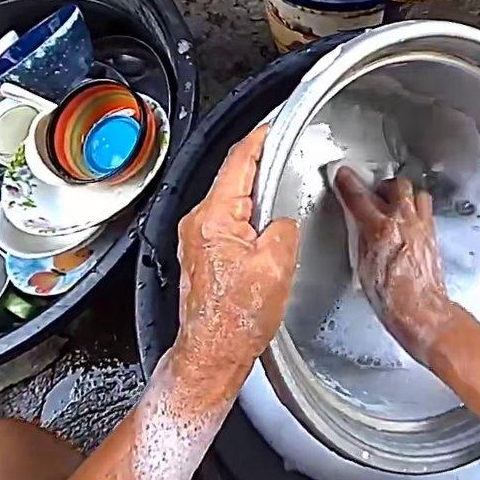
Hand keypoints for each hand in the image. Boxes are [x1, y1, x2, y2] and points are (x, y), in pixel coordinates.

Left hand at [175, 126, 300, 388]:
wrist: (213, 352)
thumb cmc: (237, 319)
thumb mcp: (276, 264)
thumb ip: (282, 227)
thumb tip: (281, 220)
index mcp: (213, 218)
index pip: (237, 163)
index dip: (258, 140)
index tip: (272, 127)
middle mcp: (197, 223)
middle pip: (231, 178)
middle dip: (259, 164)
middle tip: (284, 154)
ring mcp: (195, 237)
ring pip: (229, 200)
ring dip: (254, 192)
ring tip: (279, 190)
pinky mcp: (201, 251)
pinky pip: (226, 219)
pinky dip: (246, 213)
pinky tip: (264, 223)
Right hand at [331, 169, 469, 363]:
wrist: (422, 312)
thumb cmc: (393, 299)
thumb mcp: (363, 268)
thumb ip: (361, 239)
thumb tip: (358, 224)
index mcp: (381, 230)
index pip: (359, 197)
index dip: (348, 183)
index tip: (343, 175)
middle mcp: (404, 222)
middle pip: (395, 185)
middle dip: (381, 185)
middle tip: (372, 192)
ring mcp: (421, 226)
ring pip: (415, 192)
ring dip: (402, 194)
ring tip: (393, 202)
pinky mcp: (433, 234)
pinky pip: (425, 208)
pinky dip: (415, 208)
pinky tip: (408, 219)